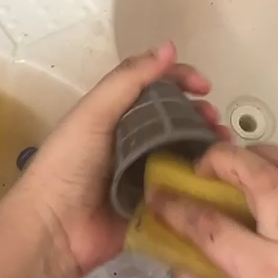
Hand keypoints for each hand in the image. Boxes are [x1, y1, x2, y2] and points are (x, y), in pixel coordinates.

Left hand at [12, 41, 220, 277]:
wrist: (54, 230)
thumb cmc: (70, 164)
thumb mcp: (94, 112)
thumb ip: (129, 79)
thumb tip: (169, 46)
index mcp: (116, 114)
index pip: (155, 86)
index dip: (181, 79)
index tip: (205, 86)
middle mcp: (132, 140)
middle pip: (175, 118)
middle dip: (199, 114)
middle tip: (216, 122)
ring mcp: (145, 173)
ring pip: (184, 151)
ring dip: (206, 145)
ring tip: (223, 147)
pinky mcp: (154, 205)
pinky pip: (183, 188)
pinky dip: (202, 180)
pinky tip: (220, 176)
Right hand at [152, 144, 277, 277]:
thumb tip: (169, 236)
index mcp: (268, 276)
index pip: (214, 227)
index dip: (178, 208)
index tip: (156, 197)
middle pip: (262, 176)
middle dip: (222, 160)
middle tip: (196, 168)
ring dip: (256, 152)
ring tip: (228, 165)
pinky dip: (275, 164)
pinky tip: (251, 178)